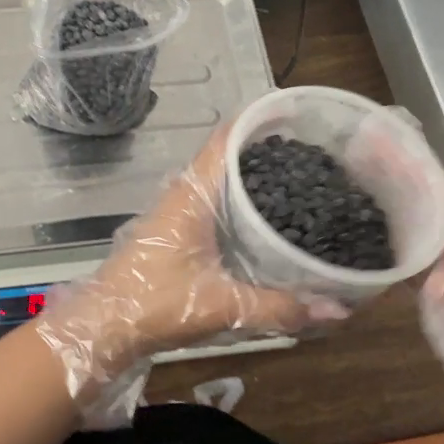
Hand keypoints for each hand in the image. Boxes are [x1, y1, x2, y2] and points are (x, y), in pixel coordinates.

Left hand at [36, 126, 348, 408]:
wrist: (104, 327)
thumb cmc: (155, 304)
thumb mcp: (222, 306)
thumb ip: (280, 307)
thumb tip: (339, 310)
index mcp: (192, 194)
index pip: (226, 139)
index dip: (259, 121)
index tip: (297, 116)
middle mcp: (185, 193)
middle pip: (228, 156)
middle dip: (268, 151)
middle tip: (315, 153)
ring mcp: (179, 212)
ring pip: (222, 181)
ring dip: (255, 177)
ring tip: (301, 179)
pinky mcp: (179, 232)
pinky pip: (217, 203)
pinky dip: (243, 202)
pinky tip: (268, 220)